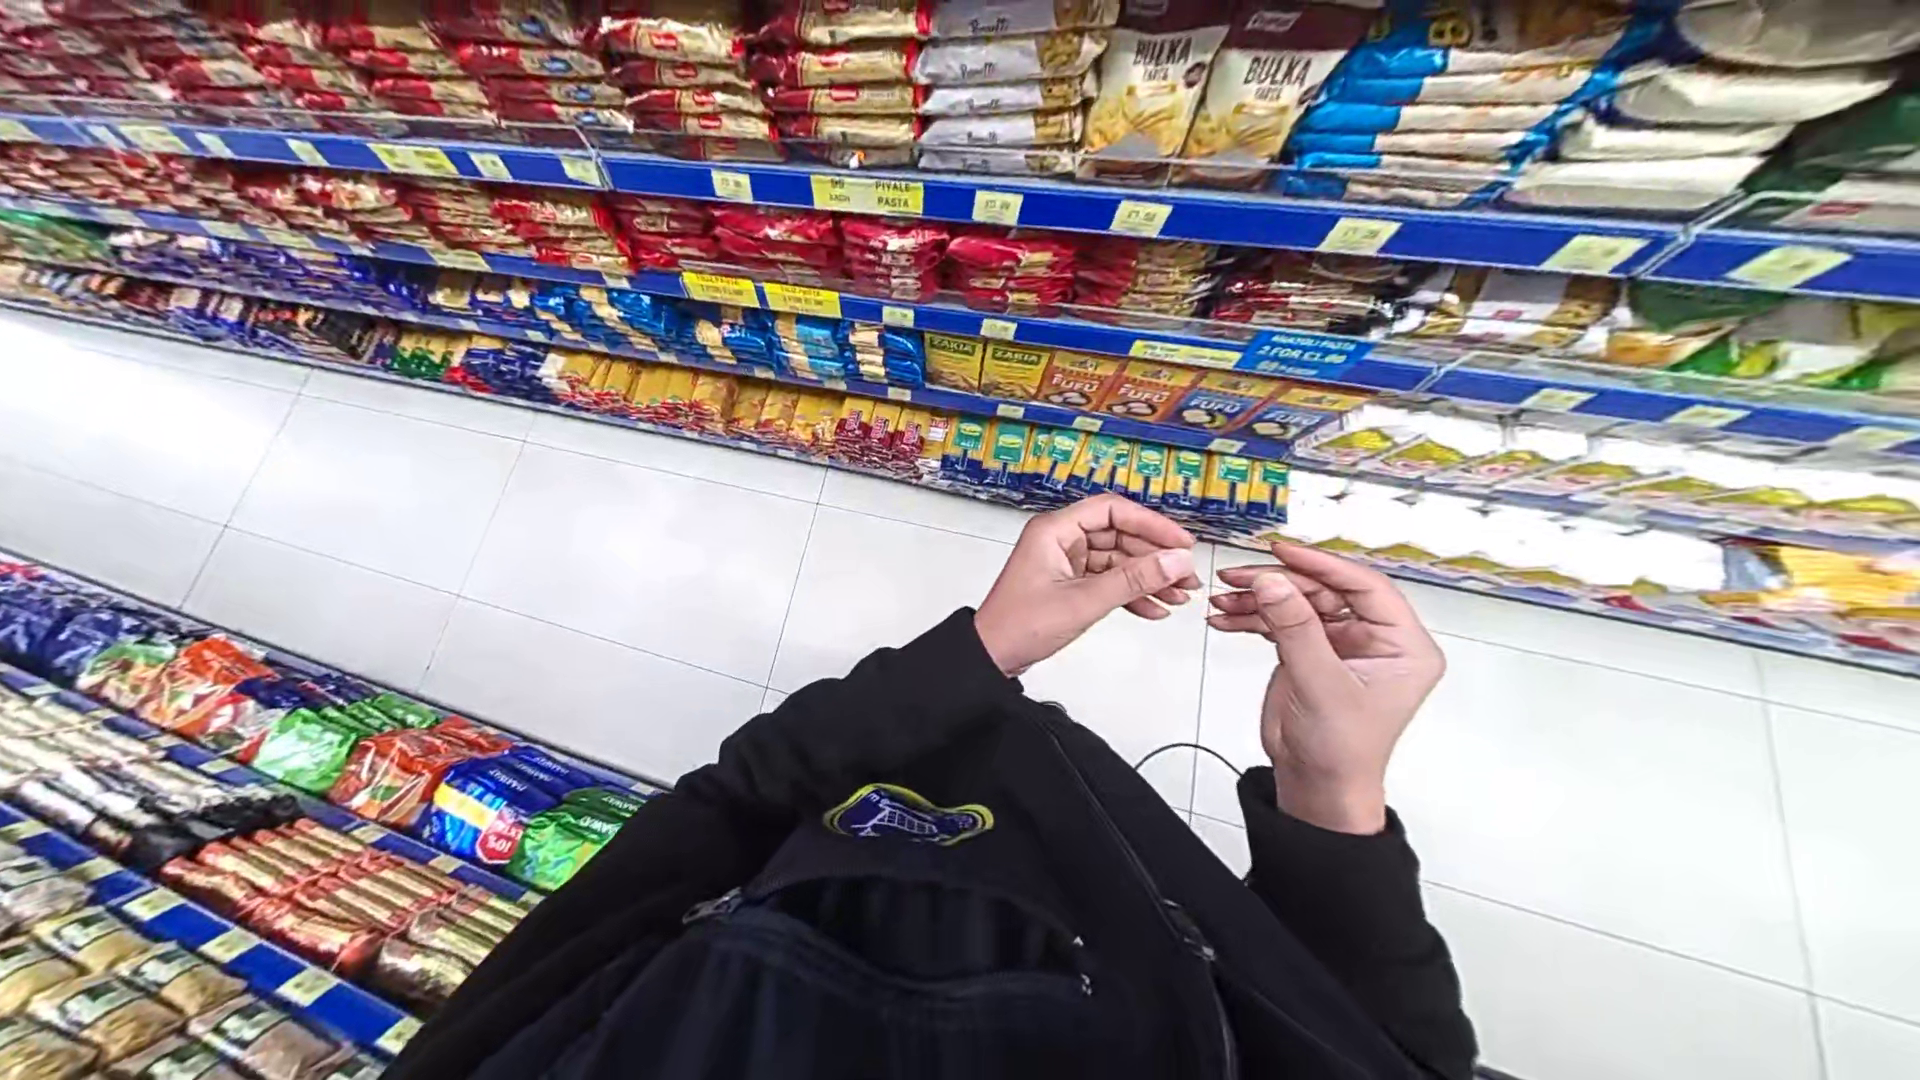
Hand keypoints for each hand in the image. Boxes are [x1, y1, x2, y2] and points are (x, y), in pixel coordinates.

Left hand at [974, 494, 1200, 676]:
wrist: (992, 658)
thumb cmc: (1022, 625)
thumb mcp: (1084, 602)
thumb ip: (1133, 580)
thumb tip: (1176, 560)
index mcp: (1055, 529)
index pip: (1112, 511)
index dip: (1151, 524)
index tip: (1181, 544)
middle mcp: (1060, 539)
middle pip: (1119, 535)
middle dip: (1154, 557)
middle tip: (1187, 578)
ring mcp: (1064, 562)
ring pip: (1116, 560)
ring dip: (1147, 578)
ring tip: (1179, 598)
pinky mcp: (1068, 583)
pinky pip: (1106, 581)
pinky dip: (1129, 594)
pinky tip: (1153, 610)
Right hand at [1208, 542, 1443, 834]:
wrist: (1315, 784)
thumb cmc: (1340, 748)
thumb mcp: (1320, 683)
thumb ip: (1295, 628)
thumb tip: (1270, 581)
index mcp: (1401, 644)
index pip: (1364, 586)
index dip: (1322, 564)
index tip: (1282, 550)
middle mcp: (1372, 637)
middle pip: (1321, 590)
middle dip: (1276, 583)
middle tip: (1238, 579)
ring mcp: (1337, 643)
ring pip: (1295, 603)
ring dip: (1256, 599)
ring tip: (1221, 600)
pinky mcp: (1307, 651)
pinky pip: (1278, 621)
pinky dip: (1249, 618)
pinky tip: (1224, 619)